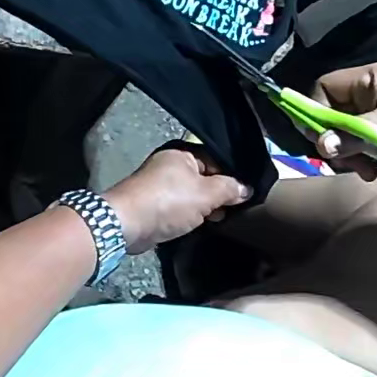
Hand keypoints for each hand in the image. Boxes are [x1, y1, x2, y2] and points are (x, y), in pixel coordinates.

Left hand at [101, 144, 251, 253]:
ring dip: (207, 205)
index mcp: (180, 153)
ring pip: (193, 193)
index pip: (215, 158)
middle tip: (236, 208)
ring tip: (222, 218)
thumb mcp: (206, 193)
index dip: (233, 175)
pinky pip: (181, 205)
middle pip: (204, 176)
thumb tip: (246, 188)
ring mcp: (161, 184)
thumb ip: (229, 189)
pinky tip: (204, 223)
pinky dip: (193, 213)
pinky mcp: (156, 203)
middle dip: (220, 192)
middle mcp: (170, 164)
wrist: (128, 223)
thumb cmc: (169, 202)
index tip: (247, 192)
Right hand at [308, 62, 376, 178]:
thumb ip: (355, 134)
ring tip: (362, 168)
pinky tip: (370, 171)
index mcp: (370, 79)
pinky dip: (359, 159)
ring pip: (341, 132)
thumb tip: (320, 145)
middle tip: (341, 159)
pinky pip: (358, 145)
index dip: (315, 110)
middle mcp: (369, 94)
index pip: (323, 88)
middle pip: (329, 112)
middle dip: (332, 137)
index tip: (321, 137)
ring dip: (346, 152)